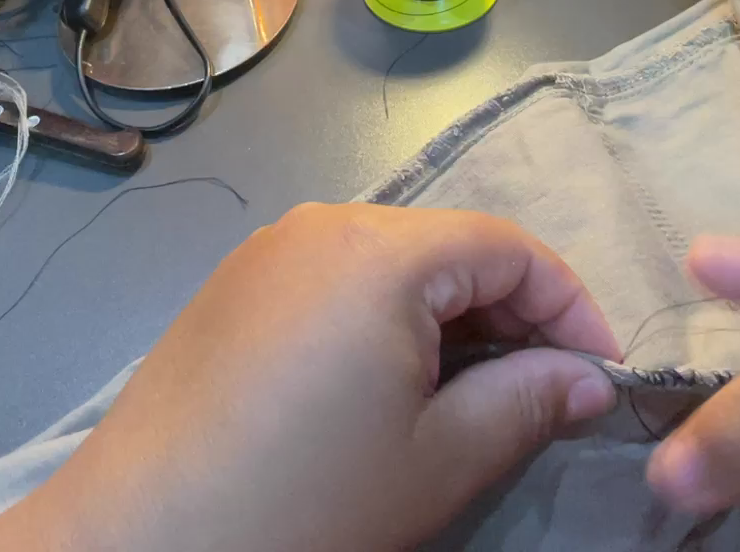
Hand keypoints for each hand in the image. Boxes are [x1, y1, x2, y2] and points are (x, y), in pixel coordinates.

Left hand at [0, 204, 622, 551]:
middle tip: (541, 387)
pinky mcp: (241, 276)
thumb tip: (587, 379)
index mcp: (380, 247)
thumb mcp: (434, 459)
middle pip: (448, 244)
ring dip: (448, 311)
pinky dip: (385, 310)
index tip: (600, 373)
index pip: (506, 244)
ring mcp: (274, 244)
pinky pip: (338, 271)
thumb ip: (524, 401)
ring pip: (394, 257)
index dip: (568, 303)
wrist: (139, 533)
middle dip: (508, 309)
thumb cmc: (302, 497)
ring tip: (468, 385)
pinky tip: (385, 372)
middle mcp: (325, 220)